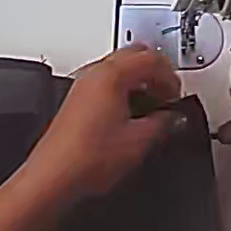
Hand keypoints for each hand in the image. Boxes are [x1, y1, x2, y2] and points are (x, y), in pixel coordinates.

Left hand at [24, 45, 185, 202]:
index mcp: (113, 74)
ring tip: (152, 104)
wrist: (53, 177)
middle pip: (135, 54)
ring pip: (119, 65)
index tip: (177, 95)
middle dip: (156, 71)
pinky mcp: (77, 98)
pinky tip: (130, 113)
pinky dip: (123, 88)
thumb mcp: (139, 140)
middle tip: (168, 92)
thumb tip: (172, 117)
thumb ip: (163, 122)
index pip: (152, 59)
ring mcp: (84, 84)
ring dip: (139, 78)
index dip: (171, 76)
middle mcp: (96, 72)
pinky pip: (106, 80)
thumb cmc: (86, 158)